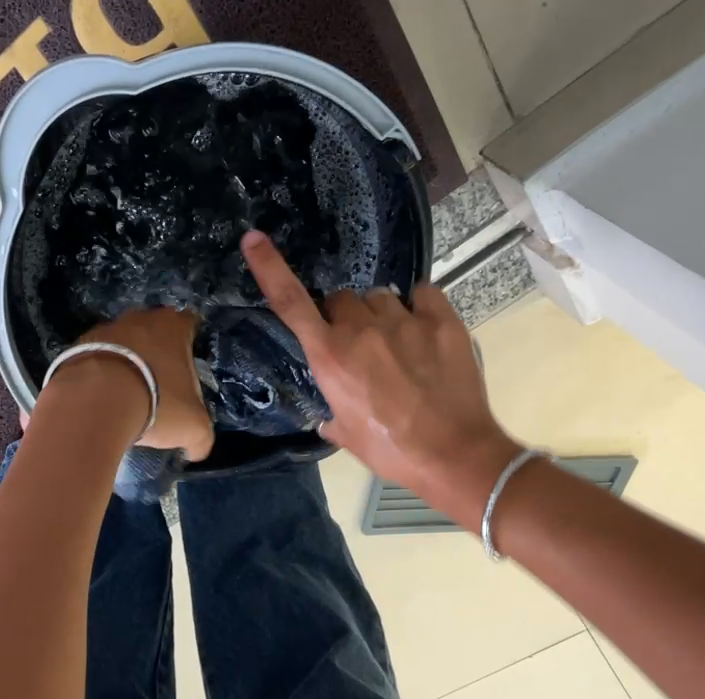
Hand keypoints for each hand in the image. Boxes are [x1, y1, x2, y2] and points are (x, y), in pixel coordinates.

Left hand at [77, 307, 214, 461]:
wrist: (95, 401)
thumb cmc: (156, 404)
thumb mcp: (193, 427)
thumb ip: (201, 437)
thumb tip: (197, 450)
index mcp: (174, 328)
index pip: (189, 324)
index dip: (188, 343)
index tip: (185, 365)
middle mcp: (140, 319)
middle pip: (153, 330)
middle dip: (155, 352)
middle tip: (157, 383)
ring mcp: (106, 328)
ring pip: (121, 342)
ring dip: (124, 361)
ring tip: (124, 394)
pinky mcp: (77, 345)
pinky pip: (94, 357)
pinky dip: (99, 373)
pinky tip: (100, 397)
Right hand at [242, 230, 521, 529]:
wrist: (451, 453)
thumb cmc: (389, 450)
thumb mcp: (345, 434)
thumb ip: (331, 410)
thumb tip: (329, 410)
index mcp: (329, 358)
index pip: (290, 303)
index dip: (269, 268)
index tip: (253, 239)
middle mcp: (361, 330)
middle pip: (340, 299)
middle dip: (343, 316)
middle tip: (359, 346)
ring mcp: (403, 320)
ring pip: (380, 297)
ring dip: (380, 314)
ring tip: (396, 345)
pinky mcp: (442, 319)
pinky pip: (422, 293)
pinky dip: (418, 307)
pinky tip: (424, 331)